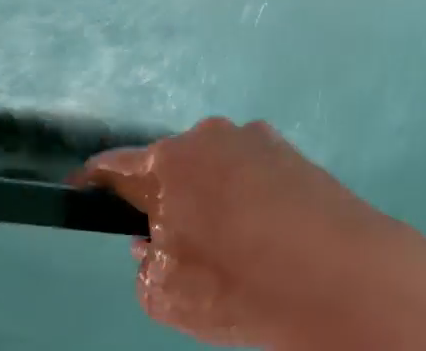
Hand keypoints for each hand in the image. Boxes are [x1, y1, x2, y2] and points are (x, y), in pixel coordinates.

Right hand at [74, 118, 425, 350]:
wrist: (343, 272)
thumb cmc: (241, 284)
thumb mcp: (167, 291)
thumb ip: (146, 260)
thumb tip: (155, 238)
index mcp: (172, 160)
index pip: (115, 166)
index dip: (94, 185)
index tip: (82, 196)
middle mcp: (215, 134)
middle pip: (172, 165)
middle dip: (165, 199)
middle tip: (173, 247)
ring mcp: (261, 139)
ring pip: (216, 169)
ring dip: (211, 199)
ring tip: (229, 251)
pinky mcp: (295, 153)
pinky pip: (251, 173)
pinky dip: (246, 200)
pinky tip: (262, 239)